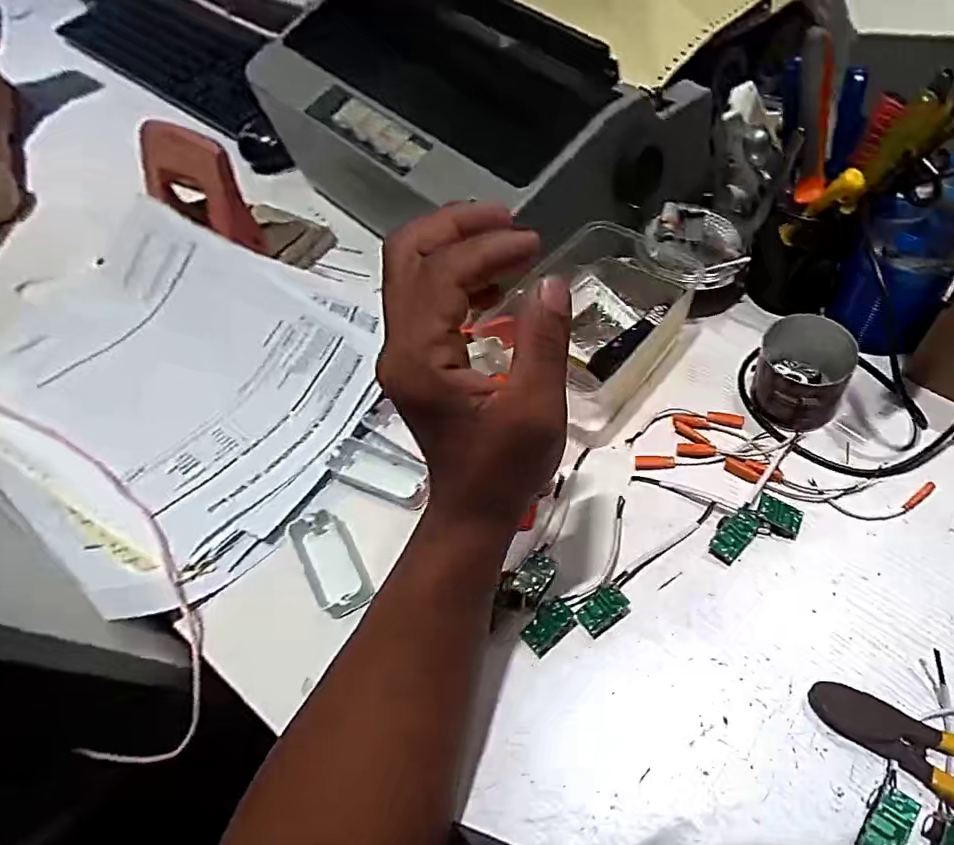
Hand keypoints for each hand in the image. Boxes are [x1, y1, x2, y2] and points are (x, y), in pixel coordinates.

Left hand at [376, 203, 566, 530]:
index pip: (441, 275)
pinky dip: (460, 284)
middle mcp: (400, 348)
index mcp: (421, 358)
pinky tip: (498, 287)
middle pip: (408, 257)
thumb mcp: (537, 410)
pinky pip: (428, 305)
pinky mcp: (418, 365)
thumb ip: (543, 343)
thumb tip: (553, 284)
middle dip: (456, 229)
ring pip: (413, 276)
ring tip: (510, 245)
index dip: (487, 249)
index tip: (535, 243)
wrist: (473, 513)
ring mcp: (405, 356)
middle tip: (508, 221)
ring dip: (457, 252)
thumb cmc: (505, 471)